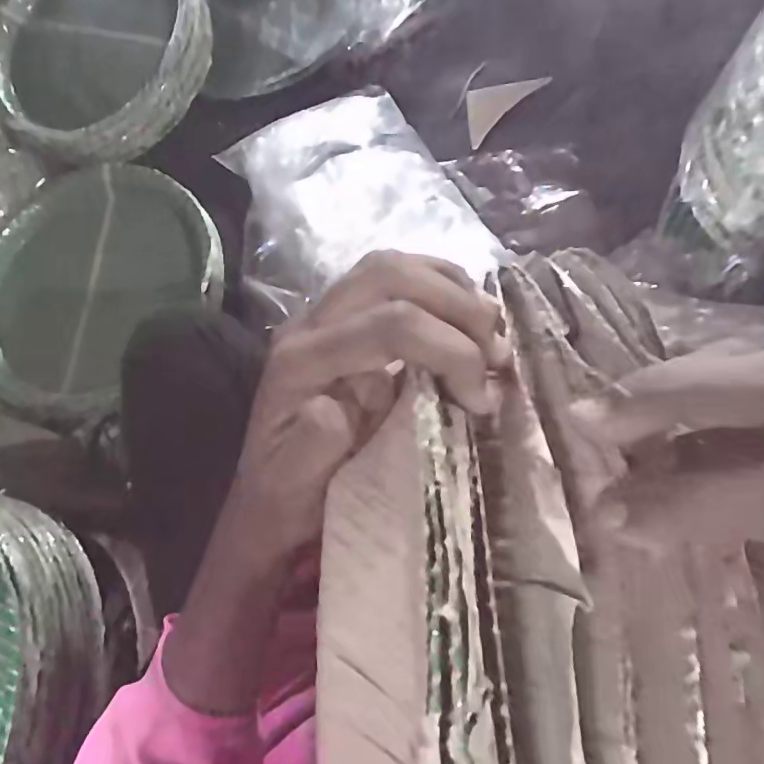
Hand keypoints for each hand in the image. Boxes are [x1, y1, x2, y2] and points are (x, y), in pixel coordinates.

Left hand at [220, 250, 508, 566]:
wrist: (269, 491)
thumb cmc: (288, 498)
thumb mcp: (293, 494)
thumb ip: (308, 452)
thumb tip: (332, 411)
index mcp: (299, 363)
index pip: (389, 325)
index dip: (449, 350)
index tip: (479, 398)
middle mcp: (308, 324)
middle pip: (389, 275)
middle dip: (456, 307)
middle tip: (495, 354)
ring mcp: (324, 314)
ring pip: (391, 265)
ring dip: (451, 290)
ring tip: (489, 331)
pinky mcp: (342, 317)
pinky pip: (394, 277)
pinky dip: (439, 286)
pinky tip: (465, 314)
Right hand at [572, 351, 763, 763]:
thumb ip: (722, 652)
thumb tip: (621, 591)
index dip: (695, 497)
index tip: (612, 518)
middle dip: (684, 394)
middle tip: (589, 417)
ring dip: (677, 381)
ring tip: (601, 412)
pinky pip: (756, 387)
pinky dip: (687, 390)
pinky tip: (634, 413)